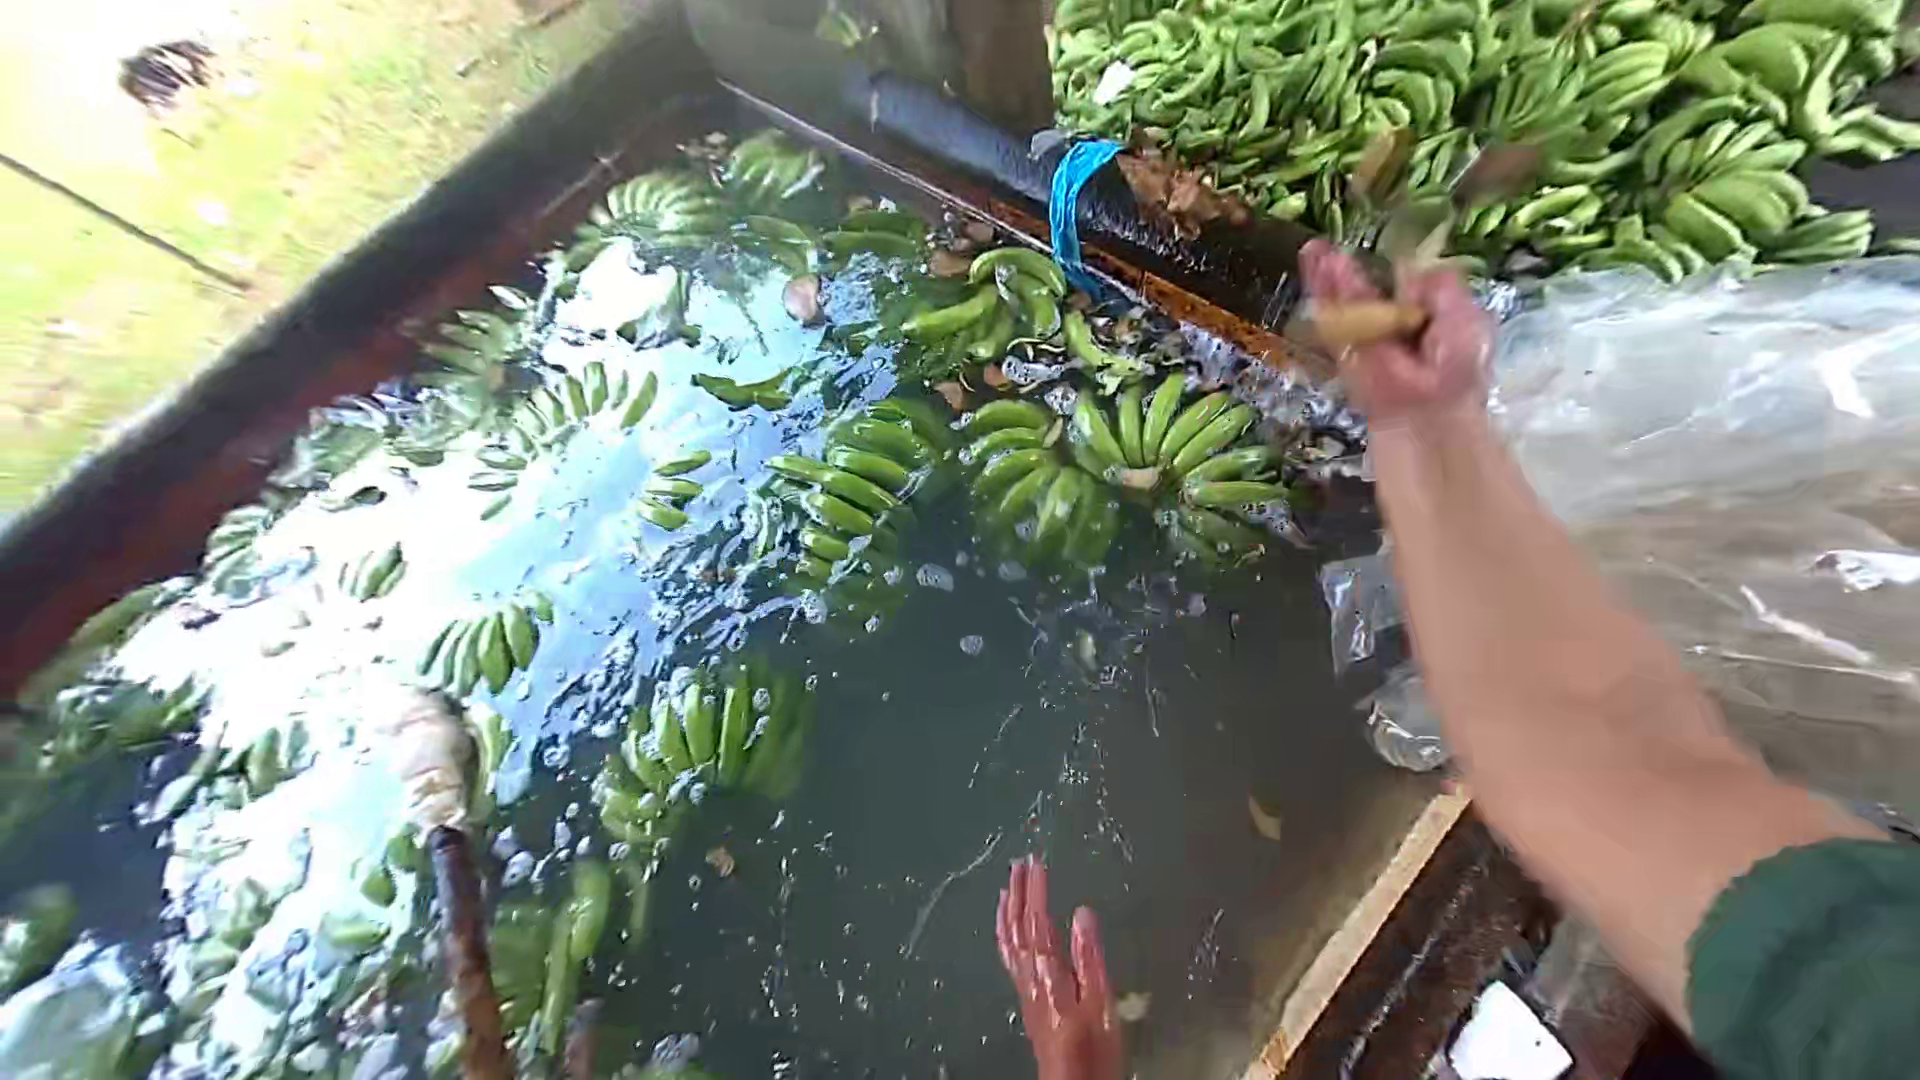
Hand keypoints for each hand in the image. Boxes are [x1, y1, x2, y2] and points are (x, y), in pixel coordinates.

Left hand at [997, 856, 1121, 1079]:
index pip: (1037, 918)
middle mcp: (1029, 971)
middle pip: (1019, 923)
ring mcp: (1023, 982)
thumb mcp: (1101, 1001)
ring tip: (1009, 883)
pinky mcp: (1024, 993)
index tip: (1036, 861)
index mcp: (1047, 968)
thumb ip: (1089, 956)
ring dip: (1009, 906)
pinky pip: (1007, 952)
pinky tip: (1005, 922)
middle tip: (1020, 861)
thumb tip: (1081, 910)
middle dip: (1020, 890)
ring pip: (1009, 935)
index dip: (1036, 888)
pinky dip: (1003, 930)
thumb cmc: (1092, 1045)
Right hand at [1299, 239, 1492, 423]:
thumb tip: (1411, 266)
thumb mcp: (1465, 313)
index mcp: (1420, 309)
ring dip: (1326, 274)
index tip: (1376, 242)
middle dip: (1343, 266)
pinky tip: (1313, 269)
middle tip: (1324, 245)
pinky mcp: (1343, 347)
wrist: (1430, 404)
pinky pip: (1330, 318)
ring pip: (1341, 298)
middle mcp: (1387, 319)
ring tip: (1312, 249)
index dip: (1385, 260)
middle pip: (1362, 286)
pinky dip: (1321, 294)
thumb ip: (1440, 286)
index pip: (1398, 278)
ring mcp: (1362, 333)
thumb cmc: (1458, 362)